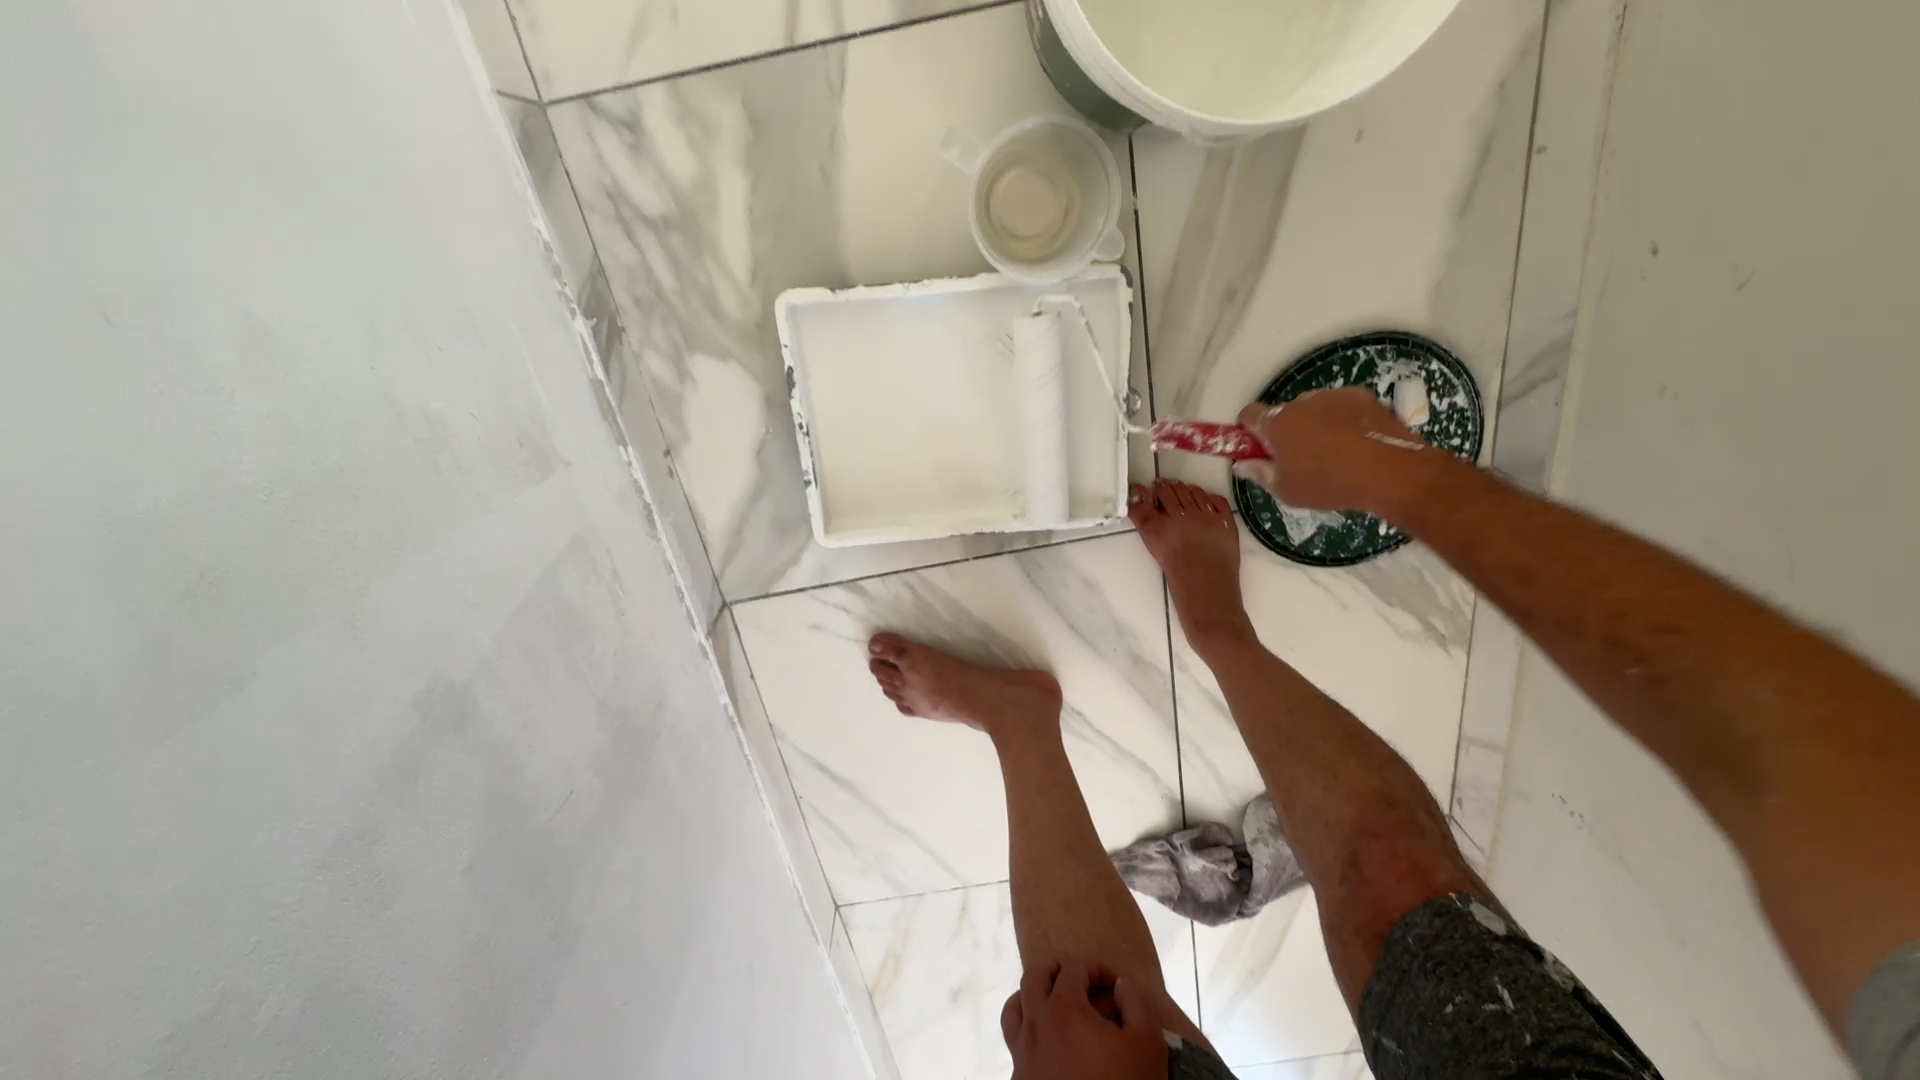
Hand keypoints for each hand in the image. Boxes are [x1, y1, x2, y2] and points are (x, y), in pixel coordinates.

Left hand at [1000, 960, 1167, 1079]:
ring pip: (1013, 1008)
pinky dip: (1026, 1029)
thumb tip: (1120, 985)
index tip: (1115, 983)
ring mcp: (1021, 1052)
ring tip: (1052, 1001)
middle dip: (1057, 969)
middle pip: (1033, 977)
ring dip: (1031, 995)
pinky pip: (1013, 1041)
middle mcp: (1034, 1023)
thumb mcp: (1147, 1043)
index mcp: (1063, 1008)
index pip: (1074, 968)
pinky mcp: (1018, 1078)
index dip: (1097, 968)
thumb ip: (1135, 1003)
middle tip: (1079, 979)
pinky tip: (1045, 1041)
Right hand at [1233, 387, 1430, 512]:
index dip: (1248, 430)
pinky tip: (1355, 443)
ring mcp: (1334, 396)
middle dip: (1285, 431)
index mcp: (1277, 423)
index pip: (1248, 414)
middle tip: (1298, 459)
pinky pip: (1340, 406)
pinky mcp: (1362, 396)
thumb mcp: (1287, 490)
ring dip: (1313, 425)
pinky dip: (1341, 420)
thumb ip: (1260, 473)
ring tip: (1333, 454)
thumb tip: (1242, 464)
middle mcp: (1302, 402)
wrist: (1392, 472)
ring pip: (1312, 409)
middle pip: (1283, 412)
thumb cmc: (1331, 484)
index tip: (1256, 448)